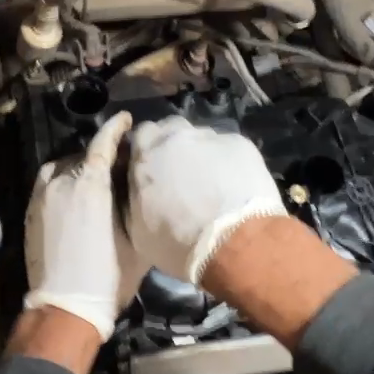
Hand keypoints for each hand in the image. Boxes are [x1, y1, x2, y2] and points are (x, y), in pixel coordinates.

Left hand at [22, 112, 145, 340]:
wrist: (66, 307)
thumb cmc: (108, 274)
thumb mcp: (136, 236)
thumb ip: (134, 203)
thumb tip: (134, 186)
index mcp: (90, 182)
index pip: (103, 143)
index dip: (115, 128)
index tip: (125, 120)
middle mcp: (62, 181)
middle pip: (83, 156)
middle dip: (100, 155)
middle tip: (118, 165)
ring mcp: (41, 197)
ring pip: (60, 169)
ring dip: (78, 169)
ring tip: (94, 181)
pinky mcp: (30, 213)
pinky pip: (47, 186)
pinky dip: (61, 183)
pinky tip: (74, 198)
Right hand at [124, 116, 289, 285]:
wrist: (235, 244)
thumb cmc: (179, 244)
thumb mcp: (137, 230)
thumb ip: (133, 197)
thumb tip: (136, 188)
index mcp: (145, 156)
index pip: (141, 135)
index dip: (146, 150)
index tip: (152, 169)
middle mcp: (175, 138)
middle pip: (170, 129)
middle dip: (172, 146)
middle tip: (180, 175)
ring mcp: (210, 137)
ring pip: (201, 137)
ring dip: (201, 153)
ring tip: (211, 182)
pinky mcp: (240, 144)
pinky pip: (228, 147)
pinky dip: (227, 161)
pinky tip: (234, 184)